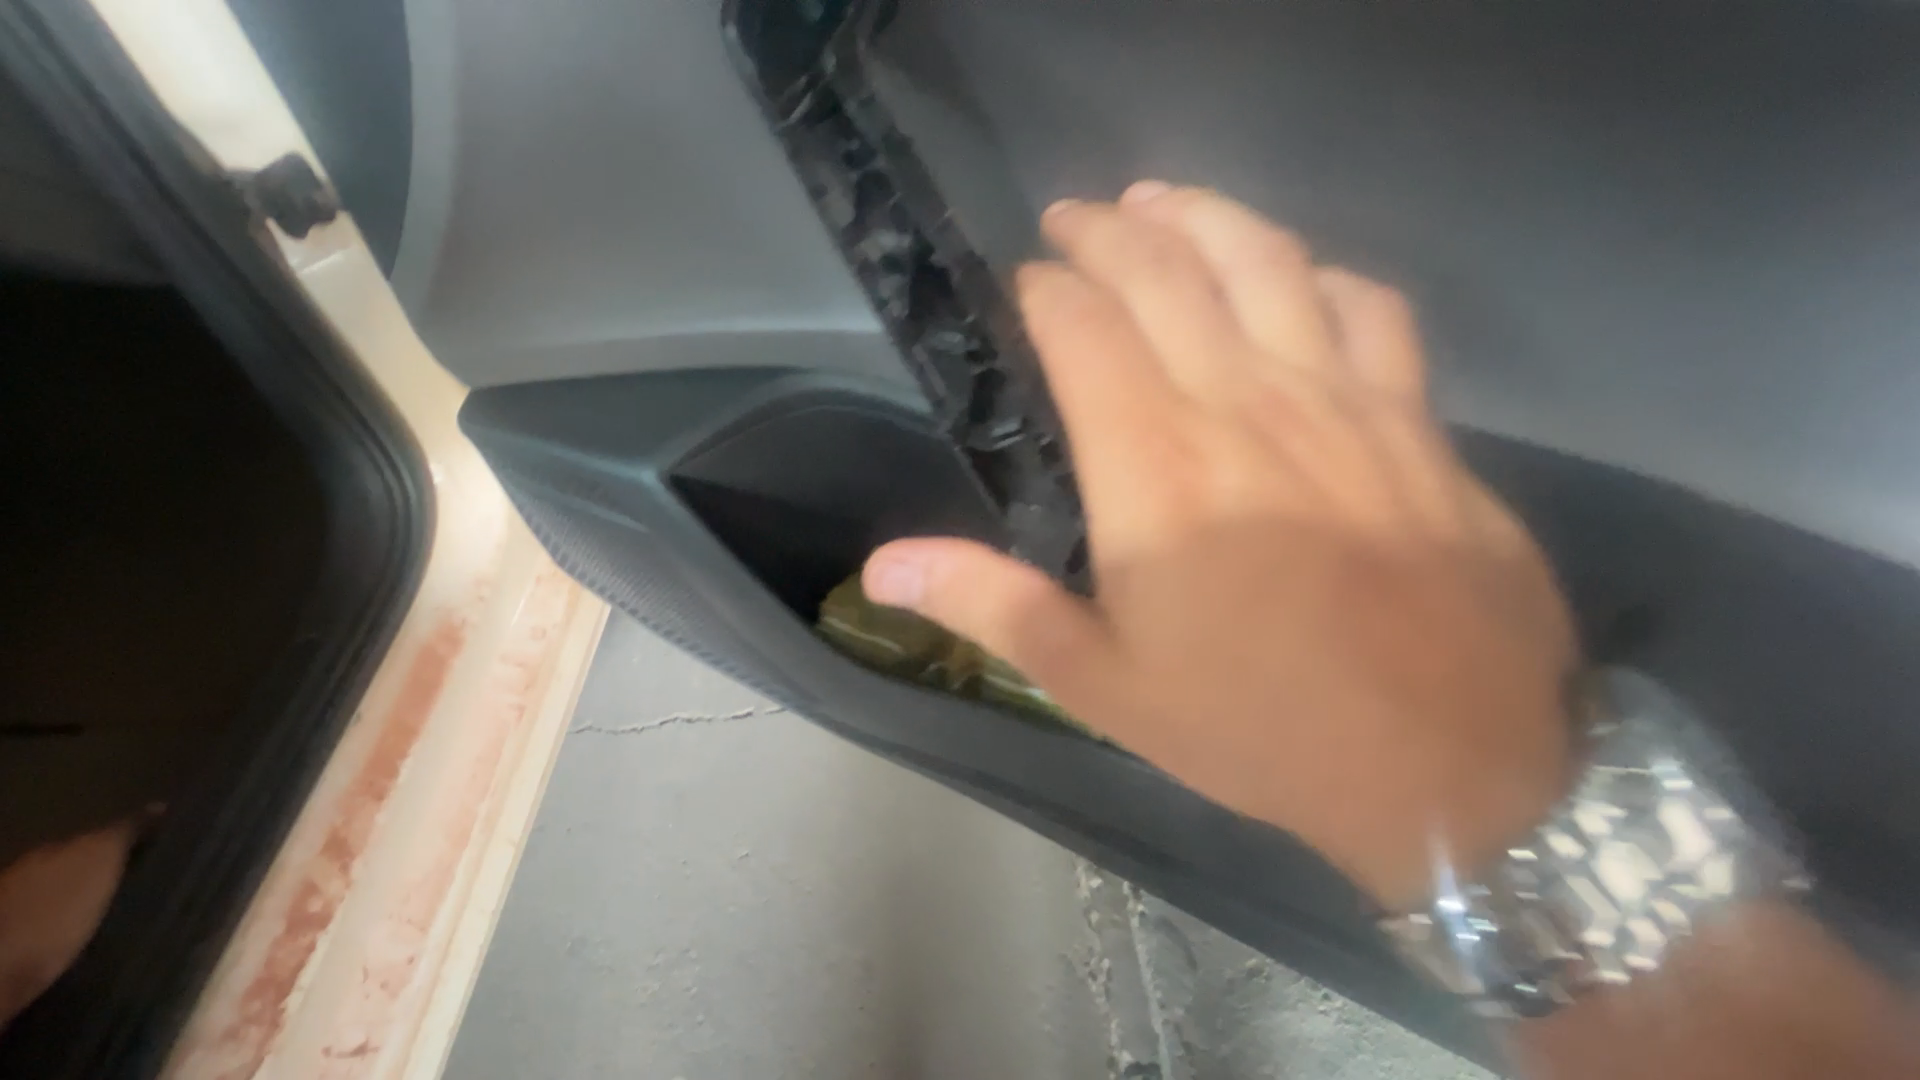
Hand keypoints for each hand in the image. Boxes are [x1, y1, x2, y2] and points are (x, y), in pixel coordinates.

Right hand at [862, 182, 1578, 908]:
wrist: (1449, 765)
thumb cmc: (1254, 726)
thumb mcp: (1100, 682)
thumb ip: (991, 605)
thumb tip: (883, 566)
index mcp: (1155, 464)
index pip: (1081, 326)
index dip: (1041, 289)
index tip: (1019, 284)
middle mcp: (1245, 404)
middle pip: (1167, 269)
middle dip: (1107, 229)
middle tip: (1071, 218)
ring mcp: (1343, 402)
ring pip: (1268, 260)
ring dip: (1204, 215)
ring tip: (1160, 201)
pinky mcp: (1416, 424)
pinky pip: (1370, 308)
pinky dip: (1321, 274)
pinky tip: (1296, 278)